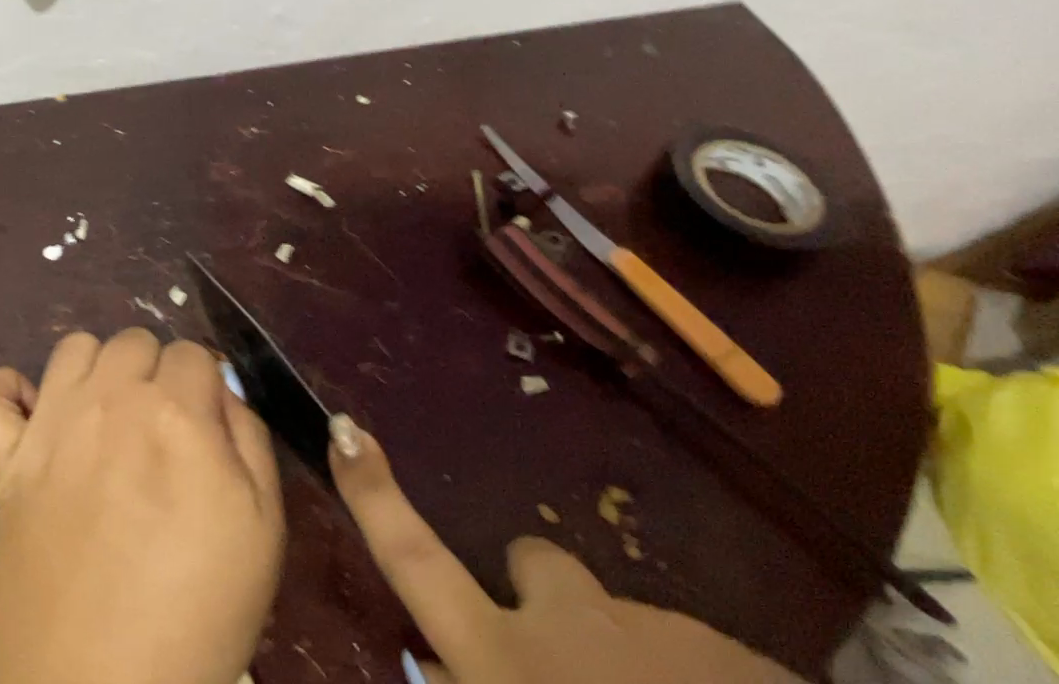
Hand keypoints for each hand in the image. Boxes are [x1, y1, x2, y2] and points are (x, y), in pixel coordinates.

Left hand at [0, 329, 284, 683]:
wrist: (97, 682)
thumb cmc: (196, 612)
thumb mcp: (262, 529)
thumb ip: (248, 440)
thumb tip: (222, 391)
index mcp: (174, 414)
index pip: (194, 353)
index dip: (206, 388)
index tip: (208, 428)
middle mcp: (107, 402)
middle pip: (134, 342)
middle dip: (158, 373)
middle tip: (165, 432)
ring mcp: (47, 428)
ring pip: (73, 348)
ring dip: (99, 370)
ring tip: (111, 420)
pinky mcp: (2, 461)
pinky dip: (10, 393)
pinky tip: (37, 418)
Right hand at [327, 414, 805, 683]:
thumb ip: (471, 678)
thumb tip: (440, 662)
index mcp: (504, 657)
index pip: (414, 562)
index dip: (373, 495)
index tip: (345, 429)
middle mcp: (570, 623)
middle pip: (535, 561)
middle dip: (538, 590)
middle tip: (565, 662)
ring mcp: (658, 632)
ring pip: (624, 619)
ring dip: (625, 658)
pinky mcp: (740, 655)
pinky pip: (698, 653)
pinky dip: (693, 681)